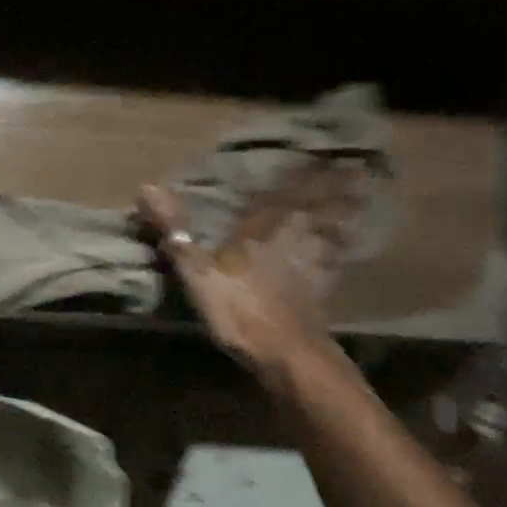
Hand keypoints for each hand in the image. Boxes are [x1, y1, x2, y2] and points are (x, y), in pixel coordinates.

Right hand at [140, 166, 354, 373]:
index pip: (283, 192)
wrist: (287, 355)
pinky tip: (340, 257)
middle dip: (332, 189)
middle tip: (356, 168)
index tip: (324, 151)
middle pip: (314, 208)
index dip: (302, 173)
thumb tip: (147, 185)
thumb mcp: (198, 271)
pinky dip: (338, 255)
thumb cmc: (240, 309)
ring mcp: (309, 268)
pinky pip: (331, 266)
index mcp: (260, 231)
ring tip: (359, 202)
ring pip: (328, 233)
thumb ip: (177, 231)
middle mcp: (291, 241)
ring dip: (342, 217)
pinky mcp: (319, 295)